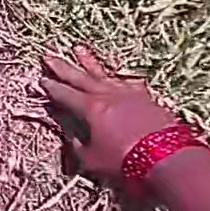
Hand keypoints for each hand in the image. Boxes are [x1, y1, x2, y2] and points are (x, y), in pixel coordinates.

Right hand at [39, 45, 181, 179]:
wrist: (168, 158)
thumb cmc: (126, 161)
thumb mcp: (92, 158)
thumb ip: (78, 145)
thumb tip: (72, 136)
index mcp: (91, 108)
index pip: (65, 94)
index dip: (51, 88)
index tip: (41, 80)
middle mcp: (108, 95)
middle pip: (80, 77)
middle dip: (63, 67)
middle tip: (49, 55)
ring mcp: (128, 93)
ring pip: (104, 73)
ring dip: (89, 62)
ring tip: (78, 49)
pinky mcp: (146, 97)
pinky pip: (128, 81)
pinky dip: (119, 76)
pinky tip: (118, 74)